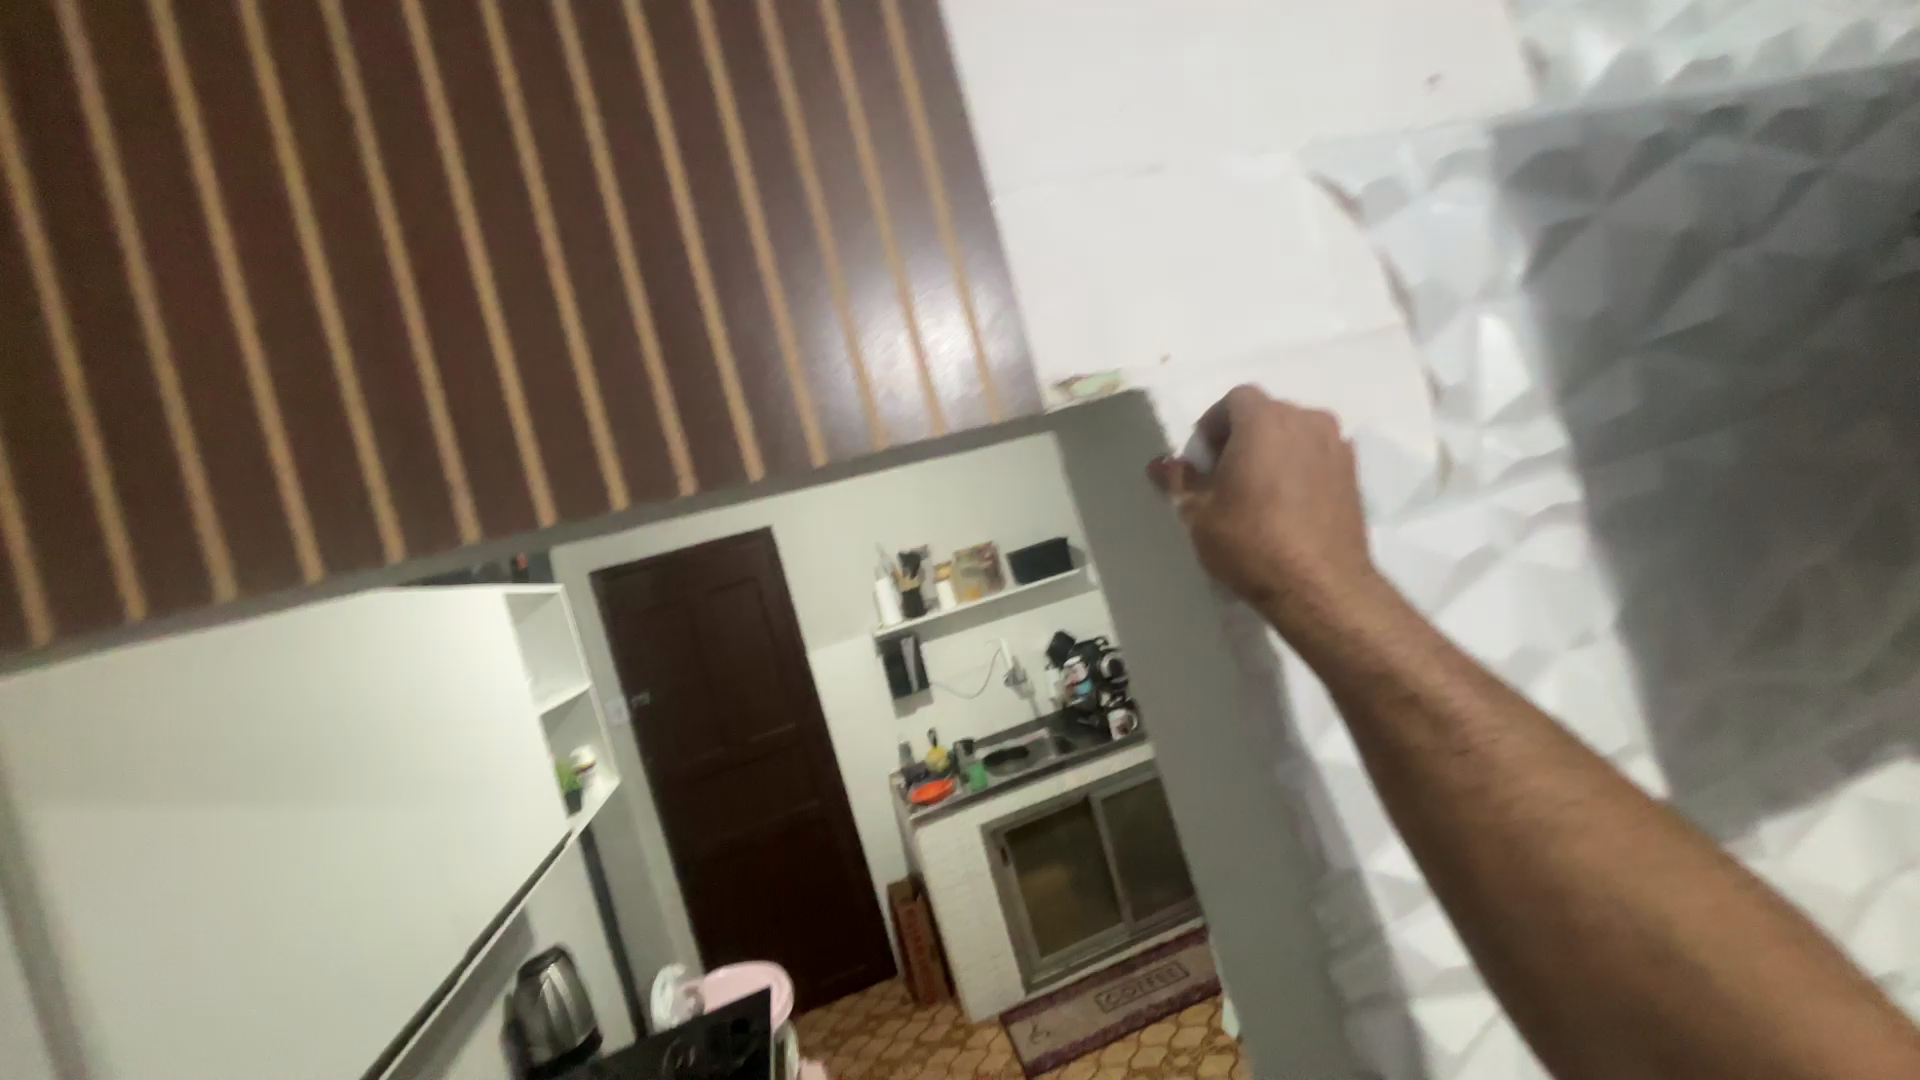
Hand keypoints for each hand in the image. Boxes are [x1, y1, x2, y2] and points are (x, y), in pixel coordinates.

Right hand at [1147, 386, 1379, 624]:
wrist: (1319, 585)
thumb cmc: (1250, 542)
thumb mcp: (1198, 514)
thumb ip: (1178, 480)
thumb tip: (1159, 464)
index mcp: (1265, 420)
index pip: (1235, 399)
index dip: (1213, 424)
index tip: (1203, 461)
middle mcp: (1306, 421)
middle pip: (1267, 414)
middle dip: (1242, 436)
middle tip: (1225, 477)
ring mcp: (1337, 446)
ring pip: (1294, 434)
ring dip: (1273, 451)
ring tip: (1257, 492)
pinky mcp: (1354, 474)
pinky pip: (1317, 456)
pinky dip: (1299, 468)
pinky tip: (1287, 505)